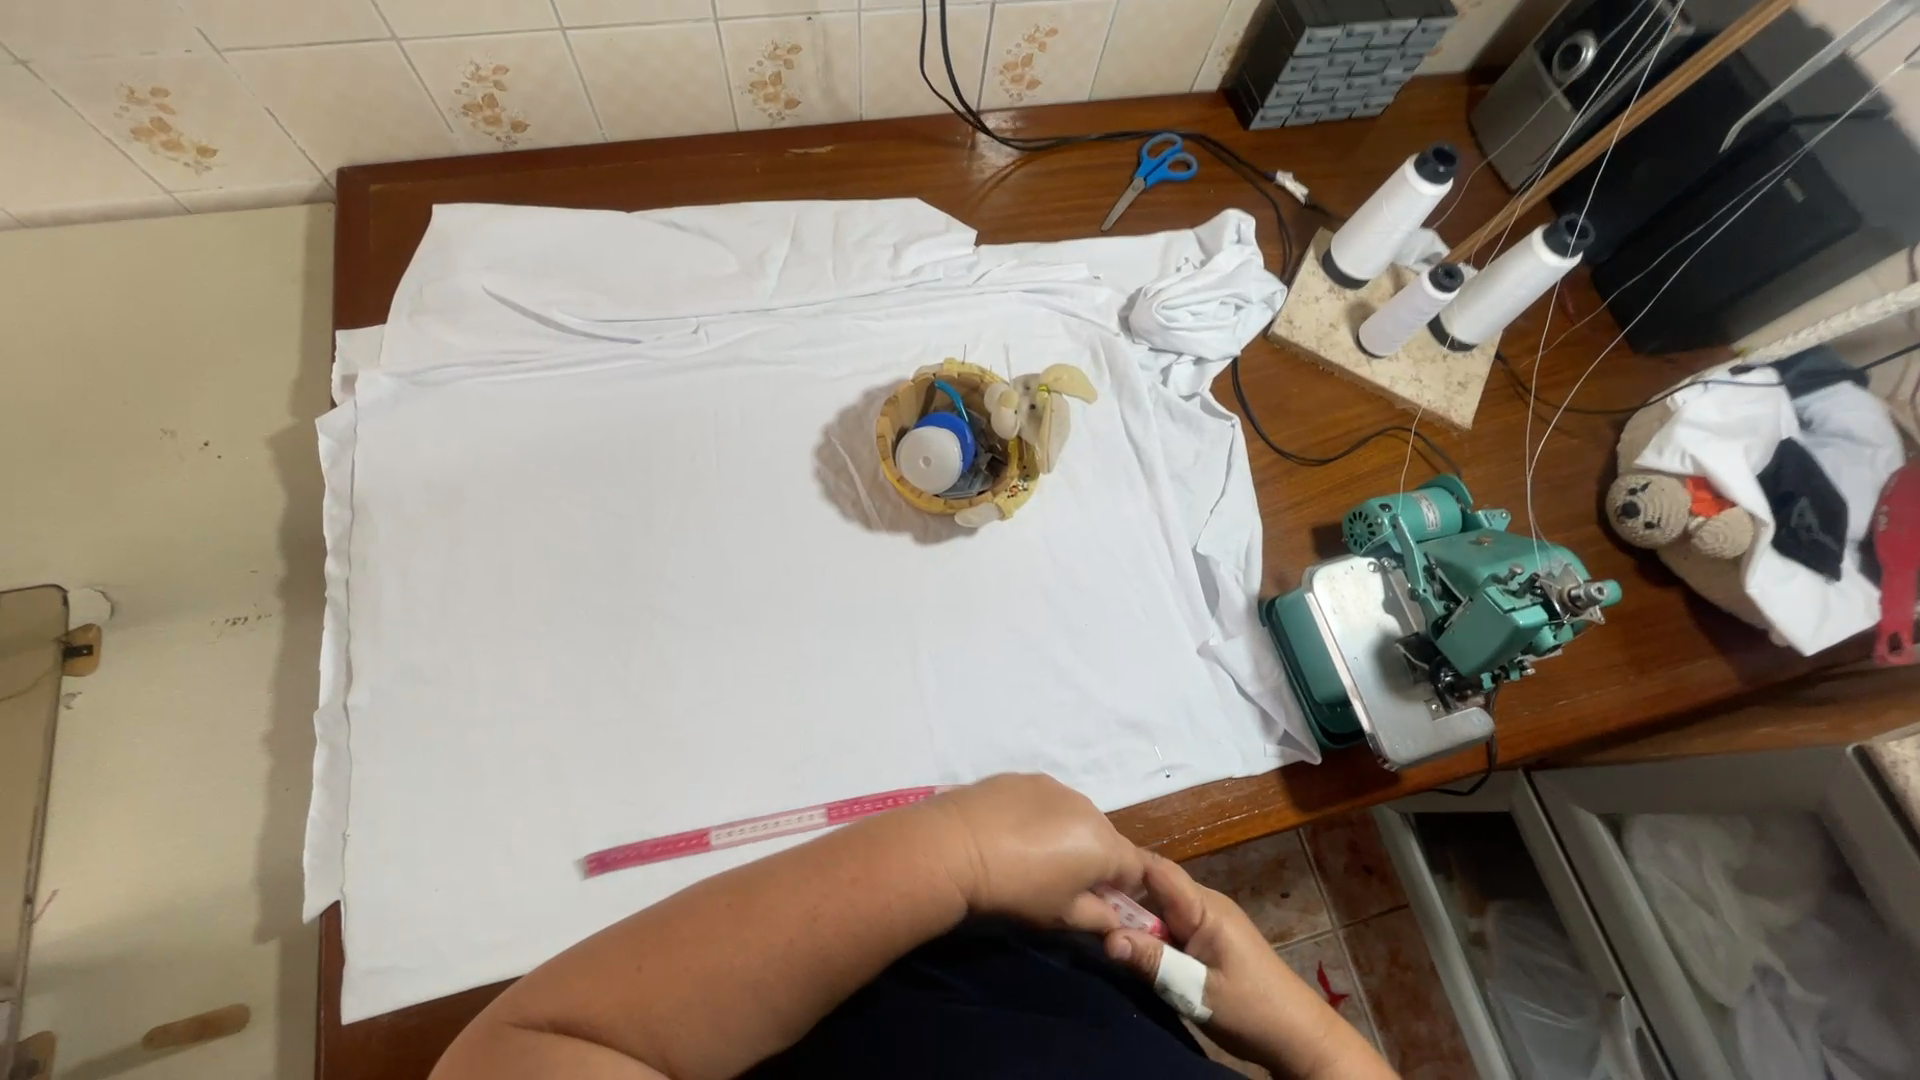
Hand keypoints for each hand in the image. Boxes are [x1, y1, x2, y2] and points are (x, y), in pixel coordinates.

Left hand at [921, 774, 1144, 931]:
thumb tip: (1112, 917)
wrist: (958, 845)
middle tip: (1059, 878)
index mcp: (1104, 845)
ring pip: (1076, 815)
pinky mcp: (1026, 776)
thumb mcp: (1061, 915)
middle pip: (1106, 838)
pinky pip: (1047, 799)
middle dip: (1093, 858)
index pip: (1136, 868)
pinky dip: (1039, 815)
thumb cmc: (1016, 888)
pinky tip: (1011, 831)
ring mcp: (1056, 787)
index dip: (1122, 887)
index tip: (1097, 899)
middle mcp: (1088, 808)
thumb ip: (1097, 917)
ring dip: (1067, 833)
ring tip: (1030, 852)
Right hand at [1101, 852, 1393, 1079]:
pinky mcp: (1208, 938)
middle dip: (1120, 893)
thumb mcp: (1196, 989)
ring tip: (1097, 923)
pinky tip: (1130, 944)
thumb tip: (1106, 937)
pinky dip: (1148, 930)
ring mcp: (1207, 920)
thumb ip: (1153, 961)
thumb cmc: (1252, 1010)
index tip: (1083, 875)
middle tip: (1081, 905)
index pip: (1155, 868)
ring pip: (1159, 904)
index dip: (1119, 866)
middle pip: (1153, 885)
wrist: (1300, 1038)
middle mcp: (1204, 903)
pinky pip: (1169, 922)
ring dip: (1133, 915)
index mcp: (1204, 906)